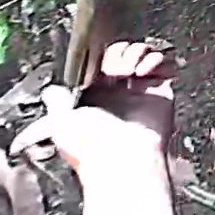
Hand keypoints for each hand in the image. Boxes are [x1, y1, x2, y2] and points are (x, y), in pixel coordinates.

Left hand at [28, 41, 175, 180]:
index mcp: (96, 98)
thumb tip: (50, 91)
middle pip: (122, 54)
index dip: (100, 57)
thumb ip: (56, 103)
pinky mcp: (160, 91)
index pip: (100, 63)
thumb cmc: (92, 149)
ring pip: (142, 54)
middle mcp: (119, 93)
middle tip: (115, 68)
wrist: (123, 162)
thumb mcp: (62, 124)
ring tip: (131, 68)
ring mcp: (141, 92)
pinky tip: (144, 70)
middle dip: (118, 53)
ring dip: (136, 53)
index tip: (99, 63)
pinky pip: (163, 63)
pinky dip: (155, 59)